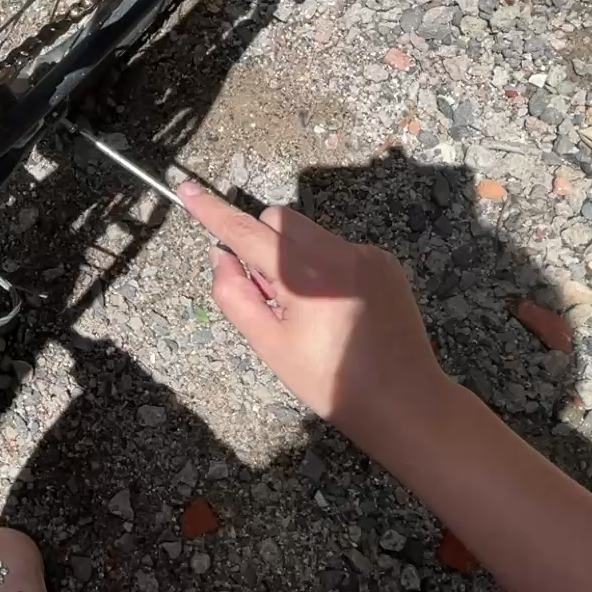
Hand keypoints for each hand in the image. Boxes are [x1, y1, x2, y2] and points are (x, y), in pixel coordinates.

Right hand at [177, 181, 446, 434]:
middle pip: (278, 220)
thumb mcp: (269, 345)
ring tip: (306, 307)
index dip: (212, 212)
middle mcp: (337, 253)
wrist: (405, 402)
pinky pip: (337, 247)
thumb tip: (220, 256)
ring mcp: (366, 254)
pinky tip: (336, 308)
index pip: (245, 232)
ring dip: (291, 254)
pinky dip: (322, 265)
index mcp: (304, 276)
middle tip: (269, 294)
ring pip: (307, 232)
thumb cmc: (329, 382)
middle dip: (260, 242)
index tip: (186, 188)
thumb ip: (235, 295)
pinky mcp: (384, 263)